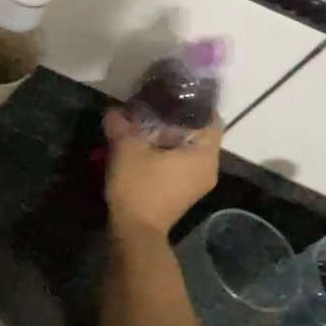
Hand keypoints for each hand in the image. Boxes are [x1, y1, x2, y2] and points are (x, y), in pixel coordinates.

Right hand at [103, 109, 221, 237]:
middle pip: (199, 134)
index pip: (211, 118)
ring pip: (189, 150)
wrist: (135, 232)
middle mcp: (209, 168)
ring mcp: (197, 183)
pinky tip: (145, 148)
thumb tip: (115, 111)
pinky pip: (181, 164)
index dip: (193, 103)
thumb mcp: (126, 148)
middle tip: (154, 107)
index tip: (171, 94)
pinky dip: (167, 153)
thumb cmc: (139, 186)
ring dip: (170, 137)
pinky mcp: (184, 193)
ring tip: (146, 126)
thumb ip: (122, 123)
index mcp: (204, 154)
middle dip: (177, 119)